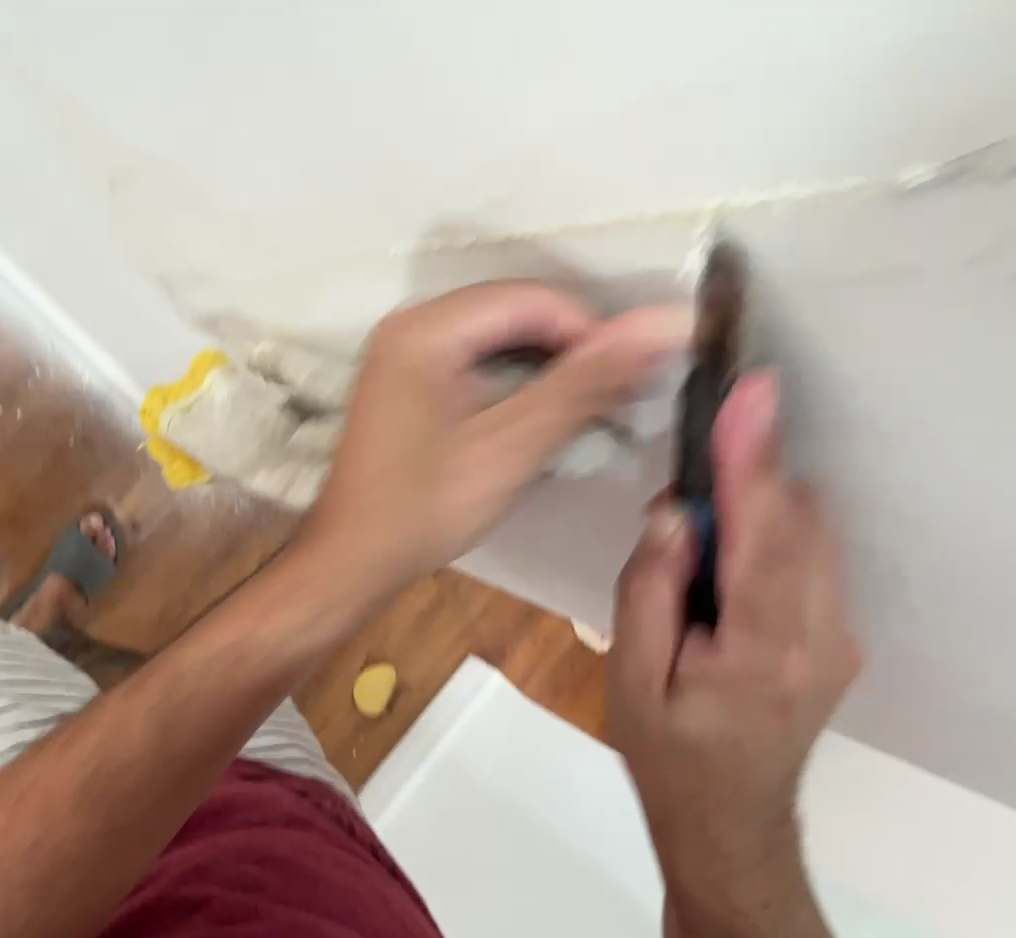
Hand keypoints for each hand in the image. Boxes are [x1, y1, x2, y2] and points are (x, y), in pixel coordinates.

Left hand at [300, 282, 691, 596]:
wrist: (351, 560)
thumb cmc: (424, 509)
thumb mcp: (510, 447)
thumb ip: (584, 384)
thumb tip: (664, 324)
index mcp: (426, 329)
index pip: (534, 299)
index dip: (591, 332)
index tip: (628, 382)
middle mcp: (408, 325)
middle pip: (513, 313)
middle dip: (569, 350)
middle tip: (612, 400)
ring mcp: (400, 353)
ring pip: (495, 338)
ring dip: (544, 368)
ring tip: (583, 413)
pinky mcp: (403, 382)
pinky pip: (472, 361)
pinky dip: (510, 383)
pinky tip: (535, 419)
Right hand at [606, 371, 860, 892]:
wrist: (727, 822)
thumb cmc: (665, 752)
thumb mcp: (629, 676)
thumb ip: (649, 590)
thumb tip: (677, 514)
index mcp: (761, 646)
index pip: (763, 531)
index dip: (752, 457)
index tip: (750, 390)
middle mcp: (819, 633)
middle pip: (797, 518)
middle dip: (744, 485)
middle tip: (678, 514)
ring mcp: (839, 636)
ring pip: (810, 532)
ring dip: (755, 512)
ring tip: (693, 555)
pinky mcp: (838, 638)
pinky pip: (810, 558)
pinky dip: (768, 539)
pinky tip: (722, 577)